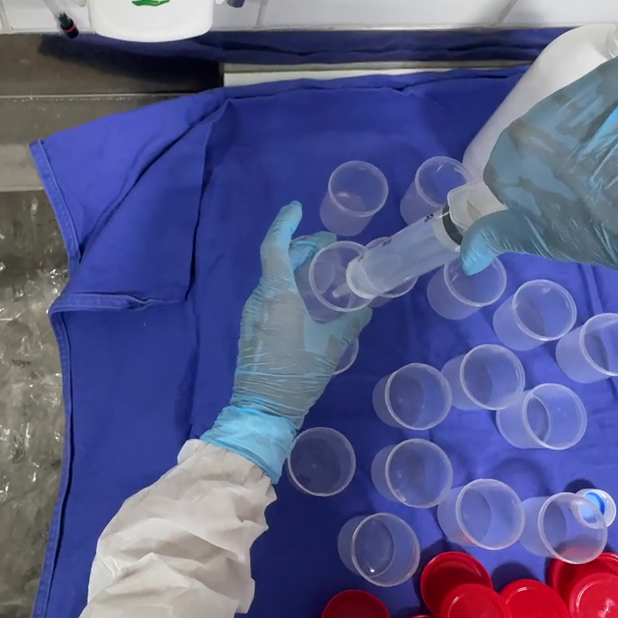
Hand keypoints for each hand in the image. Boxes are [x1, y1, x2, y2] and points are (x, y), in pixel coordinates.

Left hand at [203, 202, 371, 480]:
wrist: (262, 409)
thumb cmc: (298, 373)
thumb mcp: (333, 345)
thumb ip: (350, 321)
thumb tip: (365, 306)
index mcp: (277, 295)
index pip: (276, 246)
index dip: (286, 223)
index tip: (298, 208)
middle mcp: (260, 298)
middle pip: (278, 260)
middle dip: (302, 246)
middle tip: (328, 244)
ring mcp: (253, 313)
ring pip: (274, 277)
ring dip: (295, 266)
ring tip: (321, 267)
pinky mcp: (252, 327)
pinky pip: (270, 294)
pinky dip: (289, 284)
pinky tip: (306, 295)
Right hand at [459, 55, 617, 323]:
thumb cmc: (616, 236)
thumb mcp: (548, 239)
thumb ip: (497, 237)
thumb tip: (464, 254)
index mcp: (520, 147)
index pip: (513, 154)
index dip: (537, 175)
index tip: (563, 192)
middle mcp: (550, 108)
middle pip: (547, 122)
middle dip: (565, 145)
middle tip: (597, 174)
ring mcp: (597, 88)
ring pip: (584, 104)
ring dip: (598, 123)